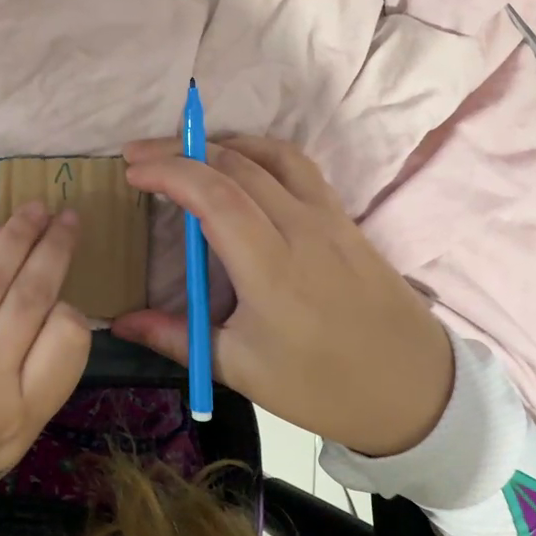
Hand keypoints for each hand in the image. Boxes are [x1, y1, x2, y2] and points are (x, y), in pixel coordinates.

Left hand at [0, 203, 92, 535]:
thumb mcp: (0, 454)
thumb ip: (32, 391)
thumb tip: (50, 320)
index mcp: (17, 419)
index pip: (68, 341)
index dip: (72, 311)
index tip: (64, 300)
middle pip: (31, 296)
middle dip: (54, 250)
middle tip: (70, 218)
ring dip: (17, 237)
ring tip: (37, 210)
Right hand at [113, 135, 452, 456]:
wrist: (416, 392)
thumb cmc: (322, 386)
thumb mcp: (240, 370)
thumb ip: (175, 338)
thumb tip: (118, 322)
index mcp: (272, 269)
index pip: (216, 195)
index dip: (169, 172)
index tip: (132, 172)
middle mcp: (301, 229)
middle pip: (236, 164)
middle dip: (179, 150)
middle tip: (137, 156)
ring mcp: (328, 217)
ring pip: (269, 154)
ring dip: (219, 143)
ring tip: (181, 150)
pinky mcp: (343, 217)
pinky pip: (297, 165)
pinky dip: (258, 150)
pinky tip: (236, 162)